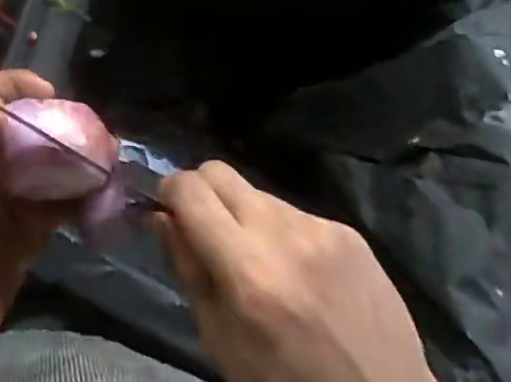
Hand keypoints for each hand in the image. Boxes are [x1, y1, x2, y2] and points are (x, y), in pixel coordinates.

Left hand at [0, 69, 73, 381]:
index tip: (51, 94)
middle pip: (29, 128)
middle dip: (60, 123)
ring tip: (109, 159)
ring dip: (77, 159)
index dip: (17, 85)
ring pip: (49, 163)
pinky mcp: (33, 226)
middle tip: (95, 132)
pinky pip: (61, 201)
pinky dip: (82, 197)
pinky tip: (104, 197)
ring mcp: (16, 196)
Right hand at [157, 162, 434, 381]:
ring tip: (262, 260)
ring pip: (257, 192)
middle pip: (218, 171)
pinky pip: (296, 214)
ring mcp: (321, 230)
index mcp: (246, 270)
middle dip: (201, 191)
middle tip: (207, 228)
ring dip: (245, 215)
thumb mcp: (220, 340)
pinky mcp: (350, 233)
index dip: (169, 193)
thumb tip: (160, 215)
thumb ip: (186, 269)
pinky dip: (284, 233)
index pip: (188, 188)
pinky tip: (301, 272)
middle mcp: (283, 235)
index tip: (169, 212)